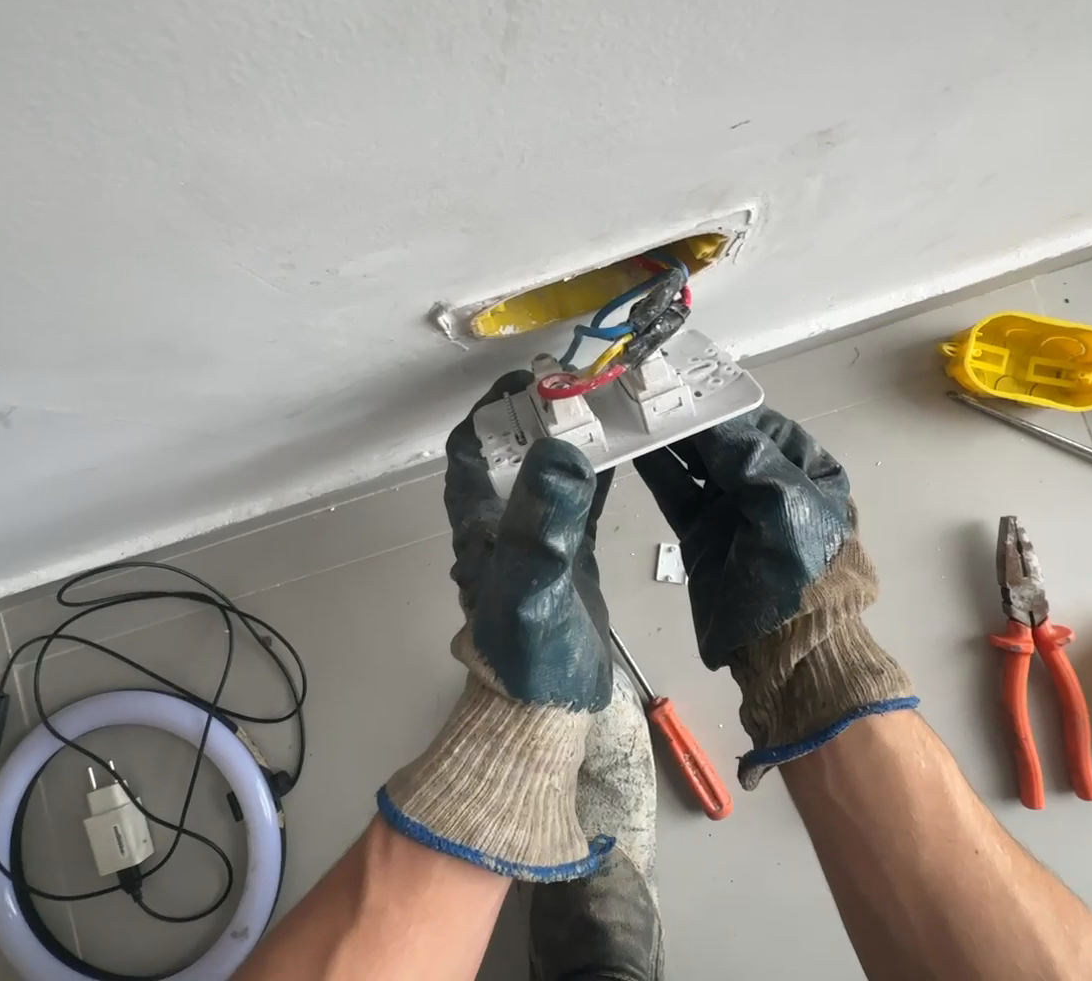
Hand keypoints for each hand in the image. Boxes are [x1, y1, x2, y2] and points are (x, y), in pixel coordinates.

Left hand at [378, 372, 616, 879]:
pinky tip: (620, 453)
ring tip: (604, 405)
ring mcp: (536, 538)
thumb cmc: (528, 654)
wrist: (545, 711)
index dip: (492, 410)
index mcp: (480, 526)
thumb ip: (543, 524)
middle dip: (538, 415)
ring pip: (549, 473)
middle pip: (512, 453)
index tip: (527, 379)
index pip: (471, 451)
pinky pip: (579, 502)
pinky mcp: (567, 556)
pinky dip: (596, 474)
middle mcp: (502, 524)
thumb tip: (560, 451)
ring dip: (570, 439)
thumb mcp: (533, 588)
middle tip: (579, 383)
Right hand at [635, 406, 915, 787]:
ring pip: (696, 464)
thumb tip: (709, 423)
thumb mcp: (784, 505)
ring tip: (634, 414)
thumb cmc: (800, 574)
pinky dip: (657, 471)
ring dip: (669, 442)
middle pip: (725, 442)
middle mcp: (769, 485)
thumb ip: (747, 457)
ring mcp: (732, 510)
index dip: (726, 406)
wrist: (783, 654)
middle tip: (649, 395)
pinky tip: (634, 449)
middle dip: (691, 421)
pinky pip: (677, 493)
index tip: (687, 386)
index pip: (761, 425)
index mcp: (806, 473)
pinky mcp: (701, 533)